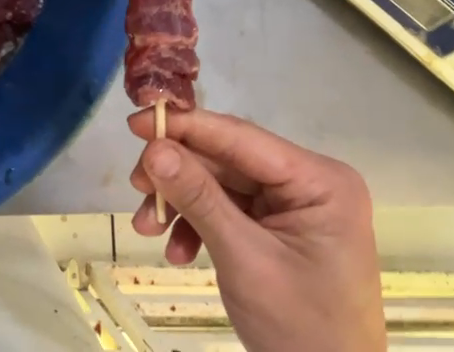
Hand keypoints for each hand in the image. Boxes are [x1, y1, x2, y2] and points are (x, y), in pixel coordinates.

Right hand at [127, 108, 384, 351]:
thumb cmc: (302, 329)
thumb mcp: (245, 259)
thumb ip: (198, 197)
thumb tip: (153, 147)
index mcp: (319, 180)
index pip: (239, 137)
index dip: (184, 127)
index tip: (134, 125)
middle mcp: (308, 182)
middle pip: (223, 159)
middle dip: (176, 177)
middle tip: (135, 189)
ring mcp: (293, 206)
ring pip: (217, 183)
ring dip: (180, 204)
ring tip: (147, 230)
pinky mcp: (277, 228)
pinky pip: (225, 209)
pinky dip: (196, 226)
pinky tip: (177, 252)